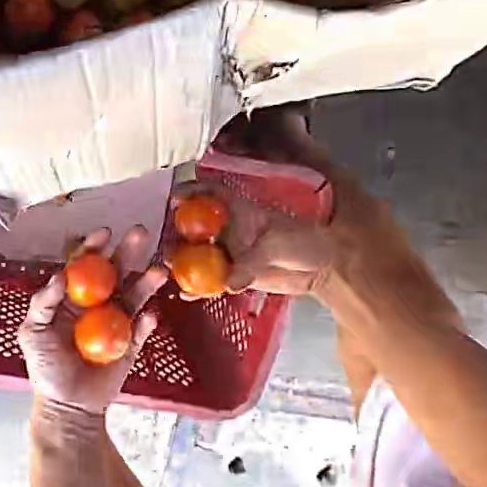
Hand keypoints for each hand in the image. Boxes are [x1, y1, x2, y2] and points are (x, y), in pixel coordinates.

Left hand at [19, 227, 167, 416]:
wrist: (66, 405)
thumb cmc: (45, 367)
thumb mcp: (32, 332)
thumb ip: (42, 302)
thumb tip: (59, 276)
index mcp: (73, 298)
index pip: (85, 266)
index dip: (94, 248)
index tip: (105, 233)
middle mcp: (98, 304)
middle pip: (115, 273)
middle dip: (128, 252)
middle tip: (140, 233)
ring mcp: (117, 323)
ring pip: (134, 296)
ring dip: (146, 282)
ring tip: (158, 271)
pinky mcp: (131, 344)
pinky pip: (142, 330)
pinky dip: (147, 322)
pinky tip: (149, 316)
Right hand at [172, 179, 334, 296]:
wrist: (323, 268)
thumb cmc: (304, 241)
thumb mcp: (278, 246)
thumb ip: (251, 264)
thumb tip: (229, 282)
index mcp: (240, 210)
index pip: (211, 193)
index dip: (191, 191)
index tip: (173, 198)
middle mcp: (229, 229)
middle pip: (195, 227)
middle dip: (176, 235)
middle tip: (162, 247)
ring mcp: (230, 252)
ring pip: (199, 255)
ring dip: (183, 263)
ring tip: (168, 271)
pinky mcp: (234, 274)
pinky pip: (211, 280)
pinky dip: (199, 288)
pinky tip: (187, 295)